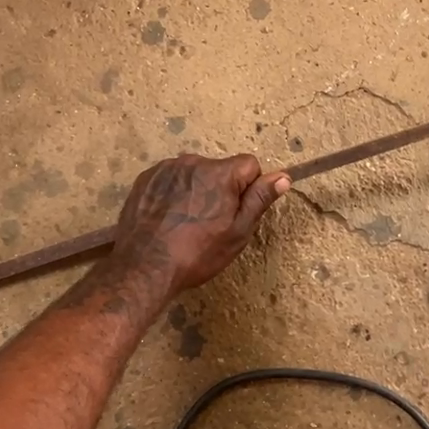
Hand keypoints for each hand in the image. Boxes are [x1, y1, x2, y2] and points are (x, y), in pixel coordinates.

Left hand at [104, 153, 290, 300]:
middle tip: (209, 222)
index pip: (249, 165)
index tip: (235, 212)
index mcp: (220, 173)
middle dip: (220, 189)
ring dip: (196, 189)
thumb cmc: (197, 253)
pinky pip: (171, 178)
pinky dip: (173, 192)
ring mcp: (167, 168)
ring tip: (185, 222)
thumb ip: (260, 199)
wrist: (145, 266)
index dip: (248, 188)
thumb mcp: (237, 232)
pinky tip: (167, 217)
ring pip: (194, 173)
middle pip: (219, 169)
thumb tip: (283, 177)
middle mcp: (194, 161)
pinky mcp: (147, 177)